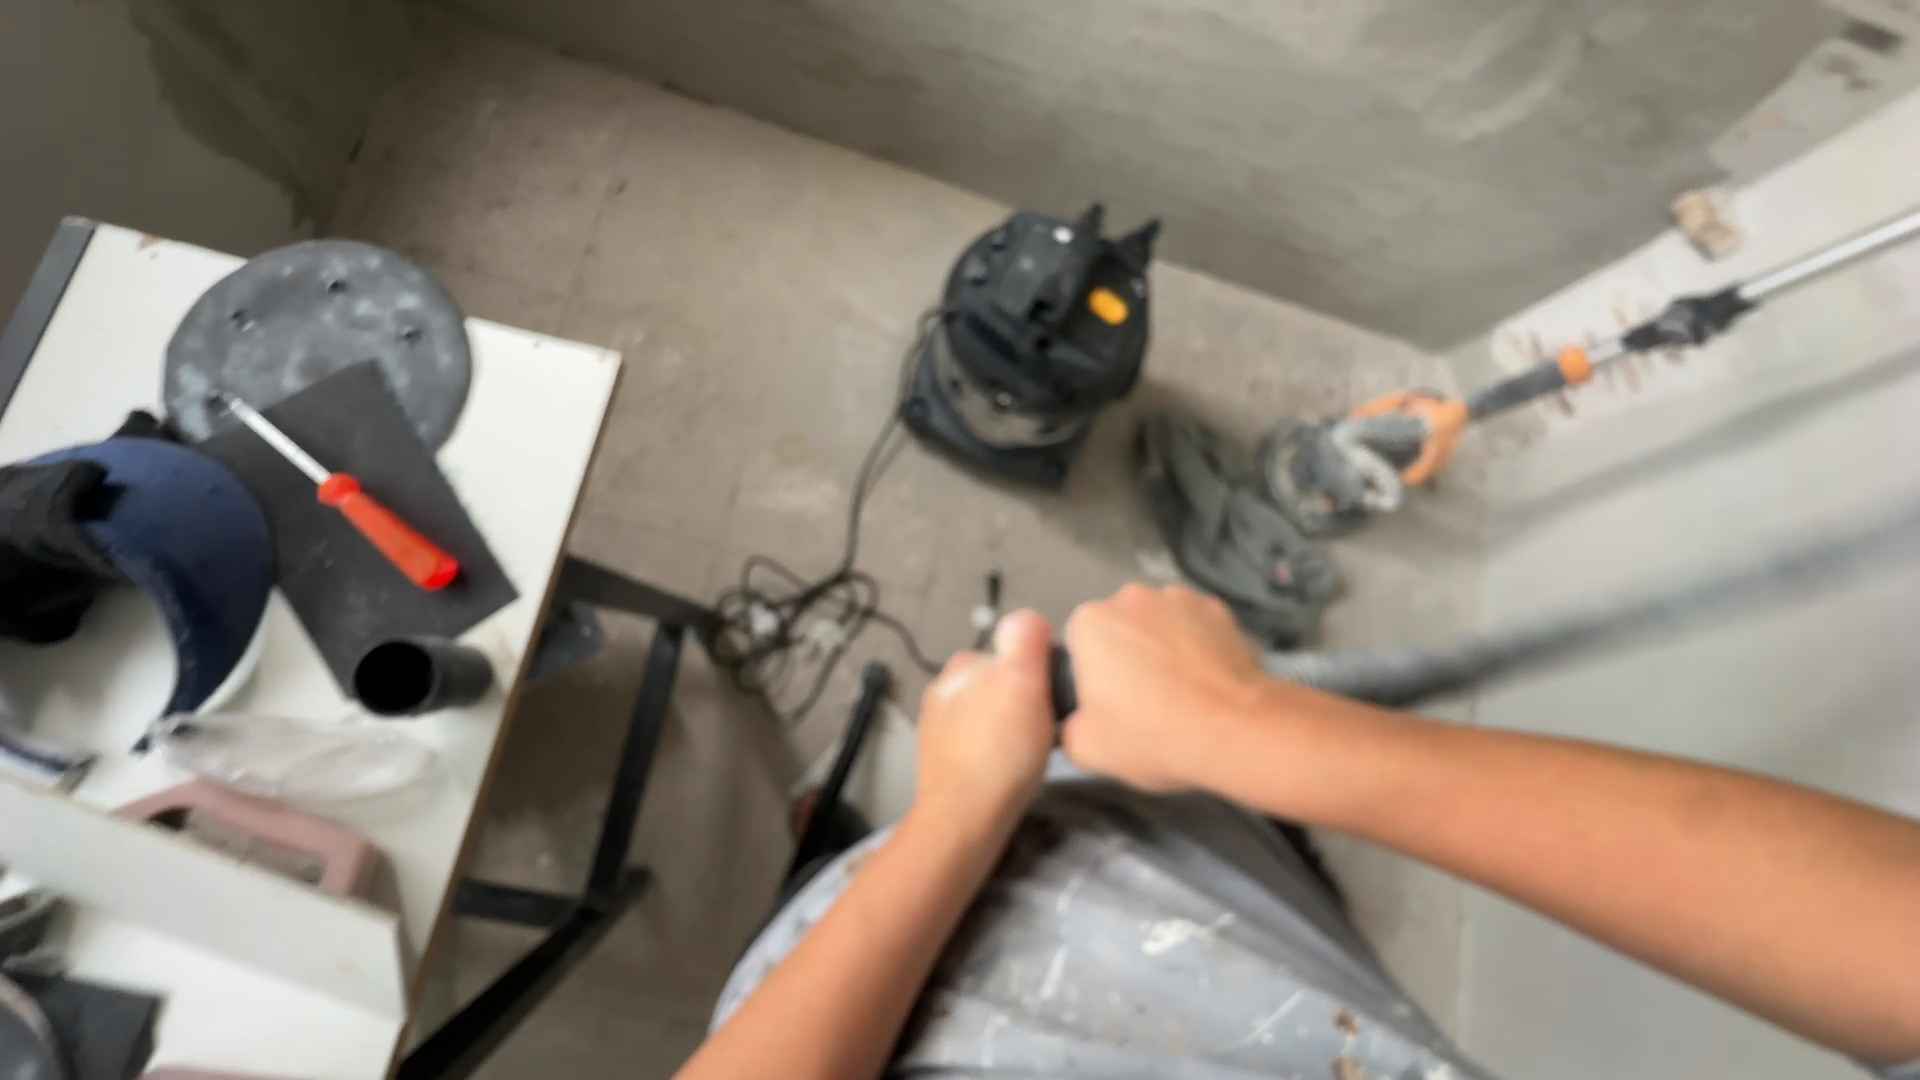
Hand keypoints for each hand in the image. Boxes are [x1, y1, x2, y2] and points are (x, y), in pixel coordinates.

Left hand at [913, 610, 1057, 832]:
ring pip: (989, 712)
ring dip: (1006, 726)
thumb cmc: (1001, 749)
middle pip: (1000, 682)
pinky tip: (1003, 770)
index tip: (1049, 702)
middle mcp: (943, 686)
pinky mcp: (938, 757)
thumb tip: (1029, 619)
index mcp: (962, 663)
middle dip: (1020, 699)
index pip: (1013, 652)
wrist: (963, 819)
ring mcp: (936, 723)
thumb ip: (1025, 639)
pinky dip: (991, 750)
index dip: (1037, 674)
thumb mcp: (1023, 680)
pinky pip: (977, 741)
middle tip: (1041, 730)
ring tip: (1024, 755)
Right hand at [1061, 584, 1271, 791]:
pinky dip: (1198, 643)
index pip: (1079, 642)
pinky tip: (1208, 678)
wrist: (1236, 731)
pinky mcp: (1218, 608)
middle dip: (1126, 653)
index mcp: (1090, 622)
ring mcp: (1178, 598)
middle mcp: (1130, 597)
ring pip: (1159, 621)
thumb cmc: (1151, 734)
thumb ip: (1068, 724)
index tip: (1108, 702)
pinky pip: (1196, 624)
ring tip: (1182, 688)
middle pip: (1119, 626)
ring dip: (1162, 645)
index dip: (1091, 673)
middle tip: (1144, 698)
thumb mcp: (1086, 748)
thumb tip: (1079, 718)